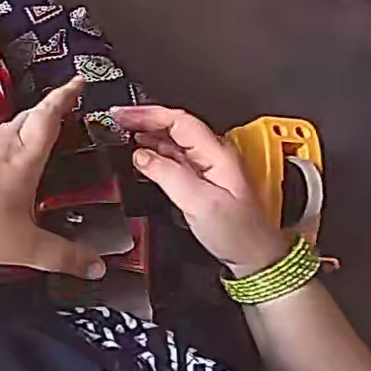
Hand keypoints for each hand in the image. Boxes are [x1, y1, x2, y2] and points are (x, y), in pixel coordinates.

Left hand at [0, 78, 105, 280]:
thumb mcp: (22, 248)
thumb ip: (62, 257)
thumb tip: (98, 268)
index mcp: (23, 156)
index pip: (49, 116)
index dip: (66, 96)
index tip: (79, 81)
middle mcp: (1, 141)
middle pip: (30, 117)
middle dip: (51, 111)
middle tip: (69, 115)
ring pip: (7, 124)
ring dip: (24, 121)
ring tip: (38, 124)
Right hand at [108, 105, 291, 276]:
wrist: (254, 256)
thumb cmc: (238, 233)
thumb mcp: (200, 203)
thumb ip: (168, 175)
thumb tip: (141, 155)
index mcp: (216, 152)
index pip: (178, 119)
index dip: (148, 114)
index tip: (123, 115)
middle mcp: (212, 153)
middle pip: (174, 124)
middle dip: (143, 118)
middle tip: (116, 119)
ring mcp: (206, 165)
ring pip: (172, 138)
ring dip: (146, 131)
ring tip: (122, 130)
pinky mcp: (200, 177)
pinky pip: (172, 154)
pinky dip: (152, 148)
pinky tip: (140, 151)